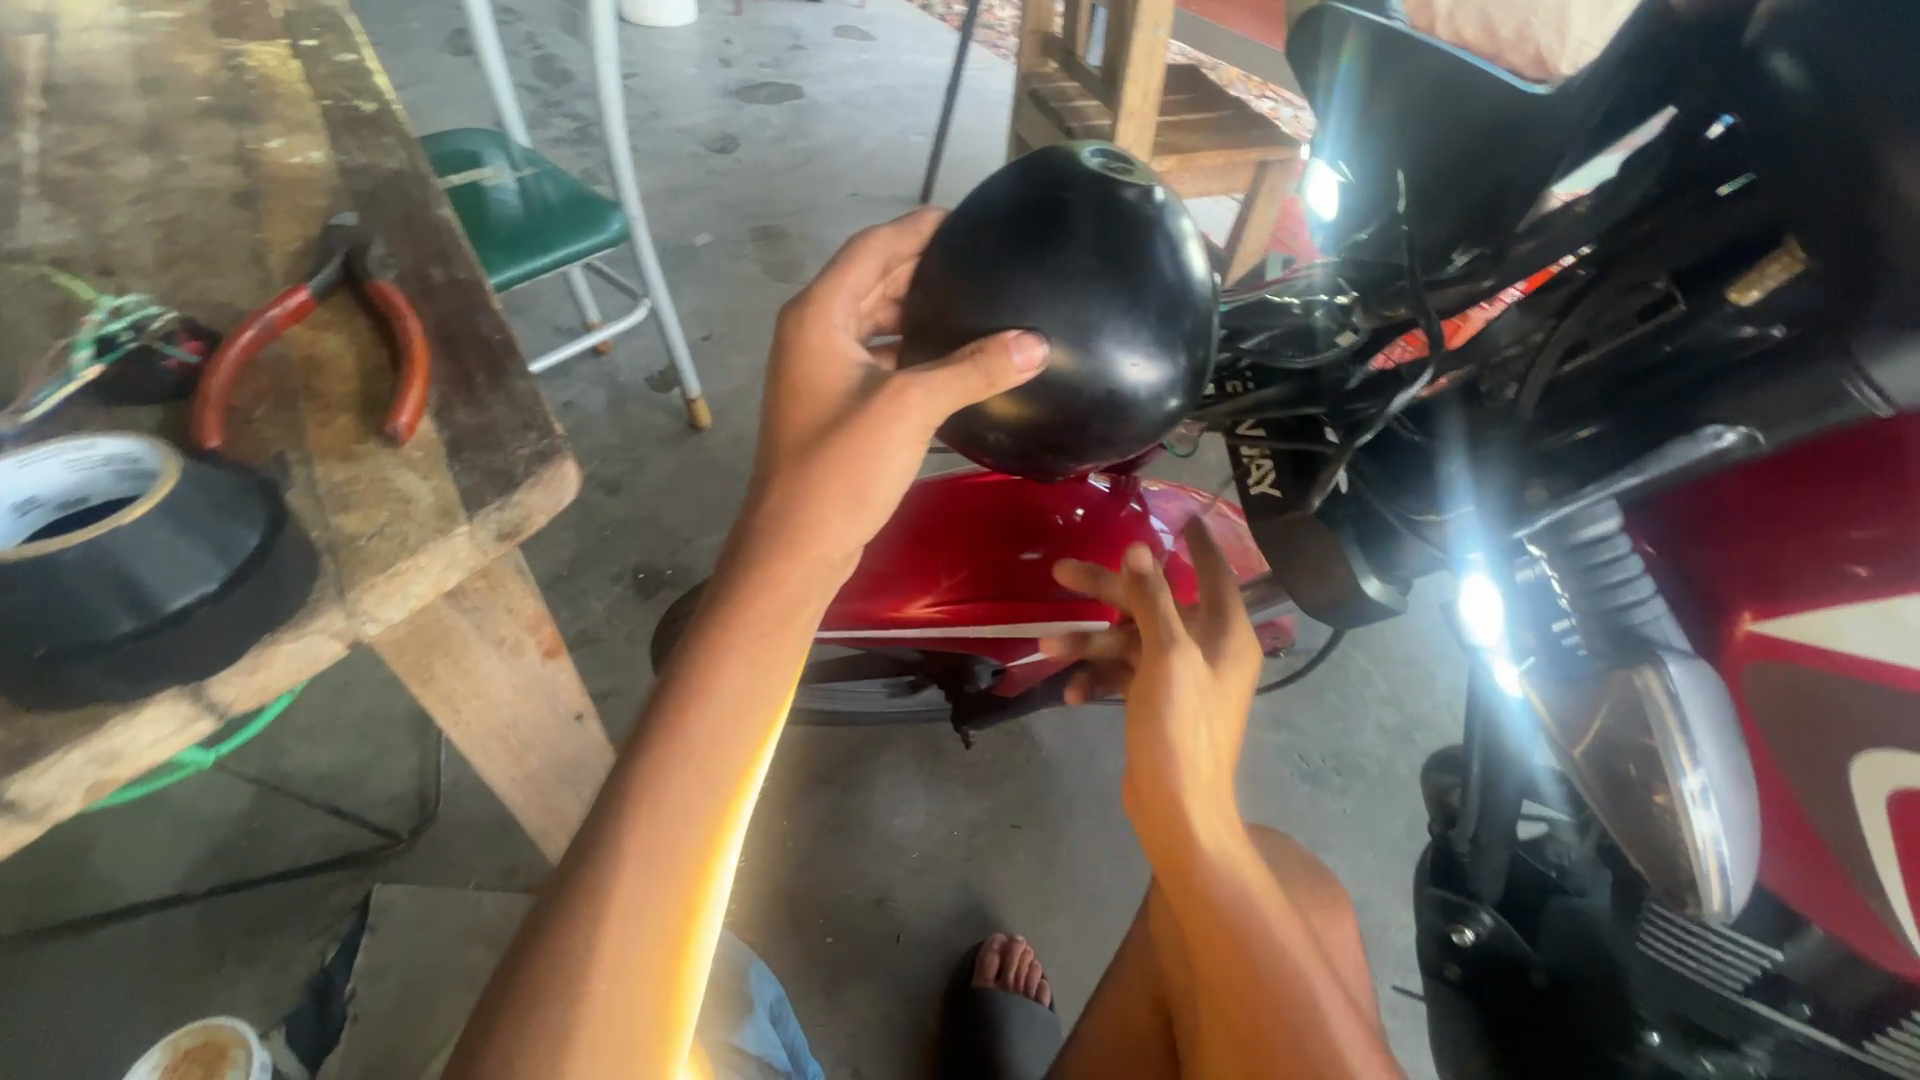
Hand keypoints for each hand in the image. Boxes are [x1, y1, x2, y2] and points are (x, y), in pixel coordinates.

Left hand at [744, 208, 1049, 565]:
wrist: (797, 542)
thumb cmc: (842, 465)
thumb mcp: (910, 407)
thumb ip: (973, 369)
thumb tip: (1036, 343)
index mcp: (818, 315)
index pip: (872, 248)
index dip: (917, 229)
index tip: (964, 221)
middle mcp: (812, 334)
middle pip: (871, 282)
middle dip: (920, 270)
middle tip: (978, 264)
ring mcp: (819, 373)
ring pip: (874, 325)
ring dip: (915, 315)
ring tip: (971, 307)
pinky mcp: (833, 407)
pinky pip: (876, 362)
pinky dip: (909, 356)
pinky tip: (948, 364)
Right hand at [1041, 519, 1263, 830]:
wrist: (1177, 806)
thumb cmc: (1181, 726)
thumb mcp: (1167, 655)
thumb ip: (1152, 600)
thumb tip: (1139, 548)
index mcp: (1226, 633)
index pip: (1216, 574)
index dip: (1199, 545)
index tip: (1187, 518)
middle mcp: (1207, 649)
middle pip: (1154, 605)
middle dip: (1106, 592)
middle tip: (1061, 571)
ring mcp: (1180, 677)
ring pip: (1130, 641)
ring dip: (1089, 643)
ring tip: (1046, 645)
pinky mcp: (1156, 700)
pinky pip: (1123, 674)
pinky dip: (1098, 678)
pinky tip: (1071, 693)